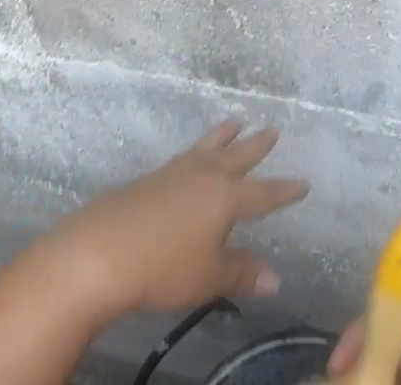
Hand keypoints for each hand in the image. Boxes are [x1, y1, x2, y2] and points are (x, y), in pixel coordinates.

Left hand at [31, 120, 310, 317]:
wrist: (97, 253)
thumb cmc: (163, 267)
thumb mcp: (209, 276)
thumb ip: (242, 273)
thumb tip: (276, 279)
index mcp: (225, 197)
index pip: (263, 194)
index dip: (284, 191)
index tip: (303, 183)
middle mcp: (203, 177)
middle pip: (236, 157)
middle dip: (256, 146)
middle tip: (272, 129)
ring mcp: (172, 174)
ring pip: (205, 148)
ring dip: (222, 136)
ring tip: (234, 122)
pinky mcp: (146, 180)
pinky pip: (182, 158)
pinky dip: (195, 152)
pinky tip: (189, 160)